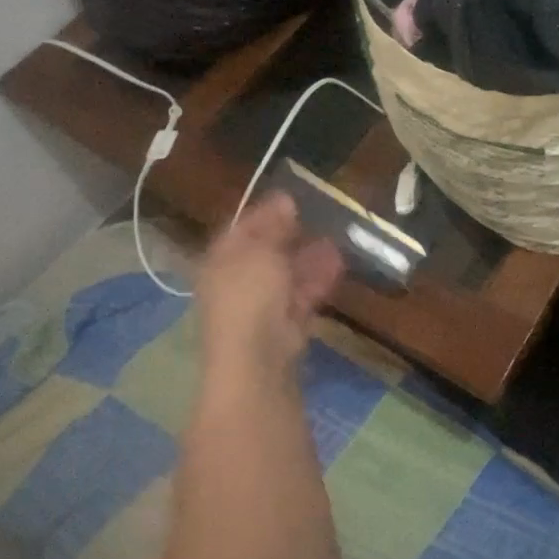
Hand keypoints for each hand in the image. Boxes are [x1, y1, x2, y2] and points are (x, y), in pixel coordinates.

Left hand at [197, 191, 344, 387]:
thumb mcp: (261, 252)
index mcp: (220, 262)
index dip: (265, 213)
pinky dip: (317, 279)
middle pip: (264, 252)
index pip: (240, 229)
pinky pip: (302, 294)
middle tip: (319, 216)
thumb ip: (274, 225)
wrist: (257, 362)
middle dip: (291, 235)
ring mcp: (260, 306)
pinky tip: (338, 264)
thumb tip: (284, 199)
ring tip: (336, 238)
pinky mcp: (284, 325)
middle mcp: (236, 283)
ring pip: (286, 274)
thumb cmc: (249, 298)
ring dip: (308, 256)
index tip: (293, 197)